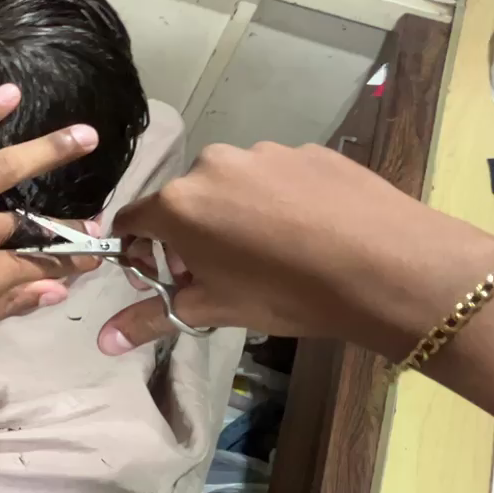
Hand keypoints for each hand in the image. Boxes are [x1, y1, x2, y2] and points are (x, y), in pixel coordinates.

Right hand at [96, 142, 493, 357]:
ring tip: (269, 254)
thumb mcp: (213, 309)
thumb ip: (150, 319)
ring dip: (229, 217)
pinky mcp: (305, 150)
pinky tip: (305, 233)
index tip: (161, 279)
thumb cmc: (285, 293)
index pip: (130, 221)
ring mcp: (261, 152)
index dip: (136, 254)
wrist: (390, 267)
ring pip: (226, 188)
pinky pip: (270, 177)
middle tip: (218, 274)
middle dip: (185, 238)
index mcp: (177, 204)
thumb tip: (102, 342)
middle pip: (179, 204)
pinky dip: (273, 202)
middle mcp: (210, 166)